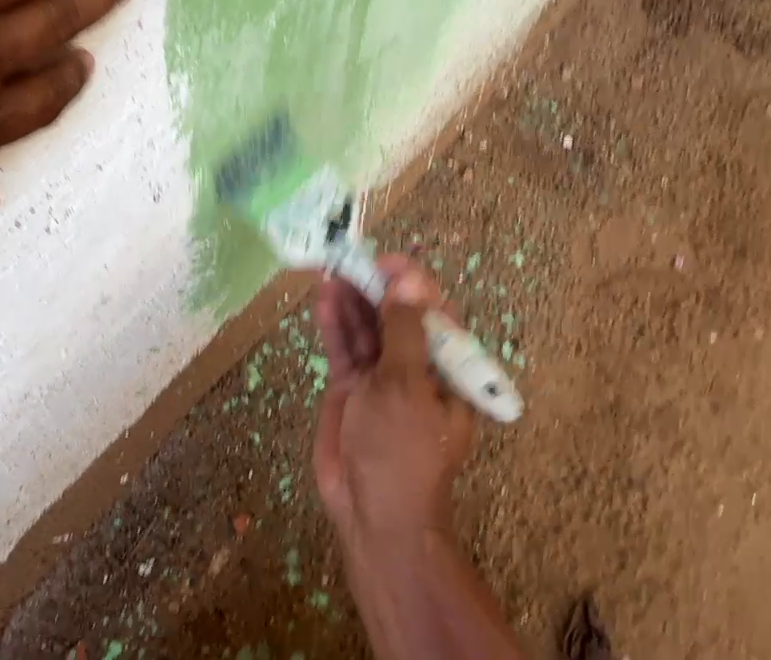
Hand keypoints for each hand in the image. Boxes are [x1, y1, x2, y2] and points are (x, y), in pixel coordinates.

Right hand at [312, 257, 477, 555]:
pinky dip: (334, 324)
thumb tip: (408, 280)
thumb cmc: (402, 451)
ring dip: (352, 299)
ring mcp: (381, 378)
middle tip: (348, 258)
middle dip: (375, 286)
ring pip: (367, 328)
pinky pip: (344, 348)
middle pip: (396, 315)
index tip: (384, 260)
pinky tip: (323, 299)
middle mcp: (416, 367)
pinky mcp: (352, 389)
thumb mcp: (406, 386)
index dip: (411, 282)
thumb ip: (403, 330)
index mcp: (447, 368)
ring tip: (330, 269)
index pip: (433, 312)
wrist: (373, 513)